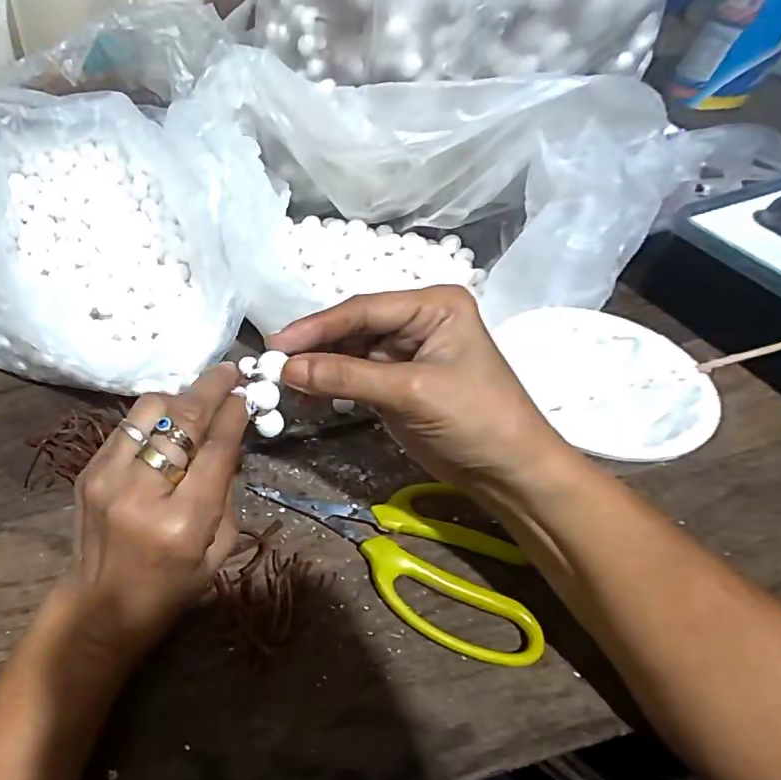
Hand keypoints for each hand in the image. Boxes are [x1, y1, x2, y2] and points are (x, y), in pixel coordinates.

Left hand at [62, 363, 247, 657]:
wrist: (102, 605)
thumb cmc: (170, 588)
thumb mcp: (216, 552)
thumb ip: (225, 493)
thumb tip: (229, 440)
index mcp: (182, 523)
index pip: (215, 450)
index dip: (234, 415)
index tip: (246, 395)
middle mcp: (141, 492)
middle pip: (180, 420)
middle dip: (210, 390)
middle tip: (229, 373)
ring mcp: (106, 477)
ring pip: (147, 410)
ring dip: (177, 399)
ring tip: (195, 402)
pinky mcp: (87, 471)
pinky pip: (125, 427)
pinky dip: (150, 420)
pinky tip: (164, 427)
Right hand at [268, 287, 573, 491]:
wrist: (510, 472)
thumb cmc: (476, 421)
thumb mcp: (410, 392)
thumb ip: (347, 377)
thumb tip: (287, 369)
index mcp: (433, 307)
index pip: (363, 309)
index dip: (316, 327)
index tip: (275, 344)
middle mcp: (417, 322)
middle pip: (351, 328)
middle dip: (313, 348)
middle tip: (270, 365)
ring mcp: (404, 353)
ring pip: (347, 353)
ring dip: (316, 369)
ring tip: (281, 383)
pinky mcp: (394, 382)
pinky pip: (352, 377)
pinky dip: (328, 386)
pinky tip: (305, 395)